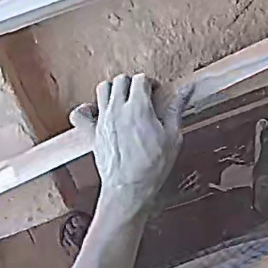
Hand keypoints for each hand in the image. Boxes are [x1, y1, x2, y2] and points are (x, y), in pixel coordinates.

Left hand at [70, 74, 191, 221]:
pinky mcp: (92, 132)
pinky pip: (79, 113)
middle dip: (132, 83)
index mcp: (139, 107)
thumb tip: (187, 89)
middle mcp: (117, 109)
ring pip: (102, 88)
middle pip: (121, 80)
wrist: (129, 188)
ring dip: (114, 90)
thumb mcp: (173, 137)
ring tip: (123, 100)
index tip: (156, 92)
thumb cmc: (152, 167)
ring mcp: (102, 119)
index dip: (150, 83)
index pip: (140, 79)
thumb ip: (177, 109)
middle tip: (141, 95)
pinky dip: (86, 109)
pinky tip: (97, 113)